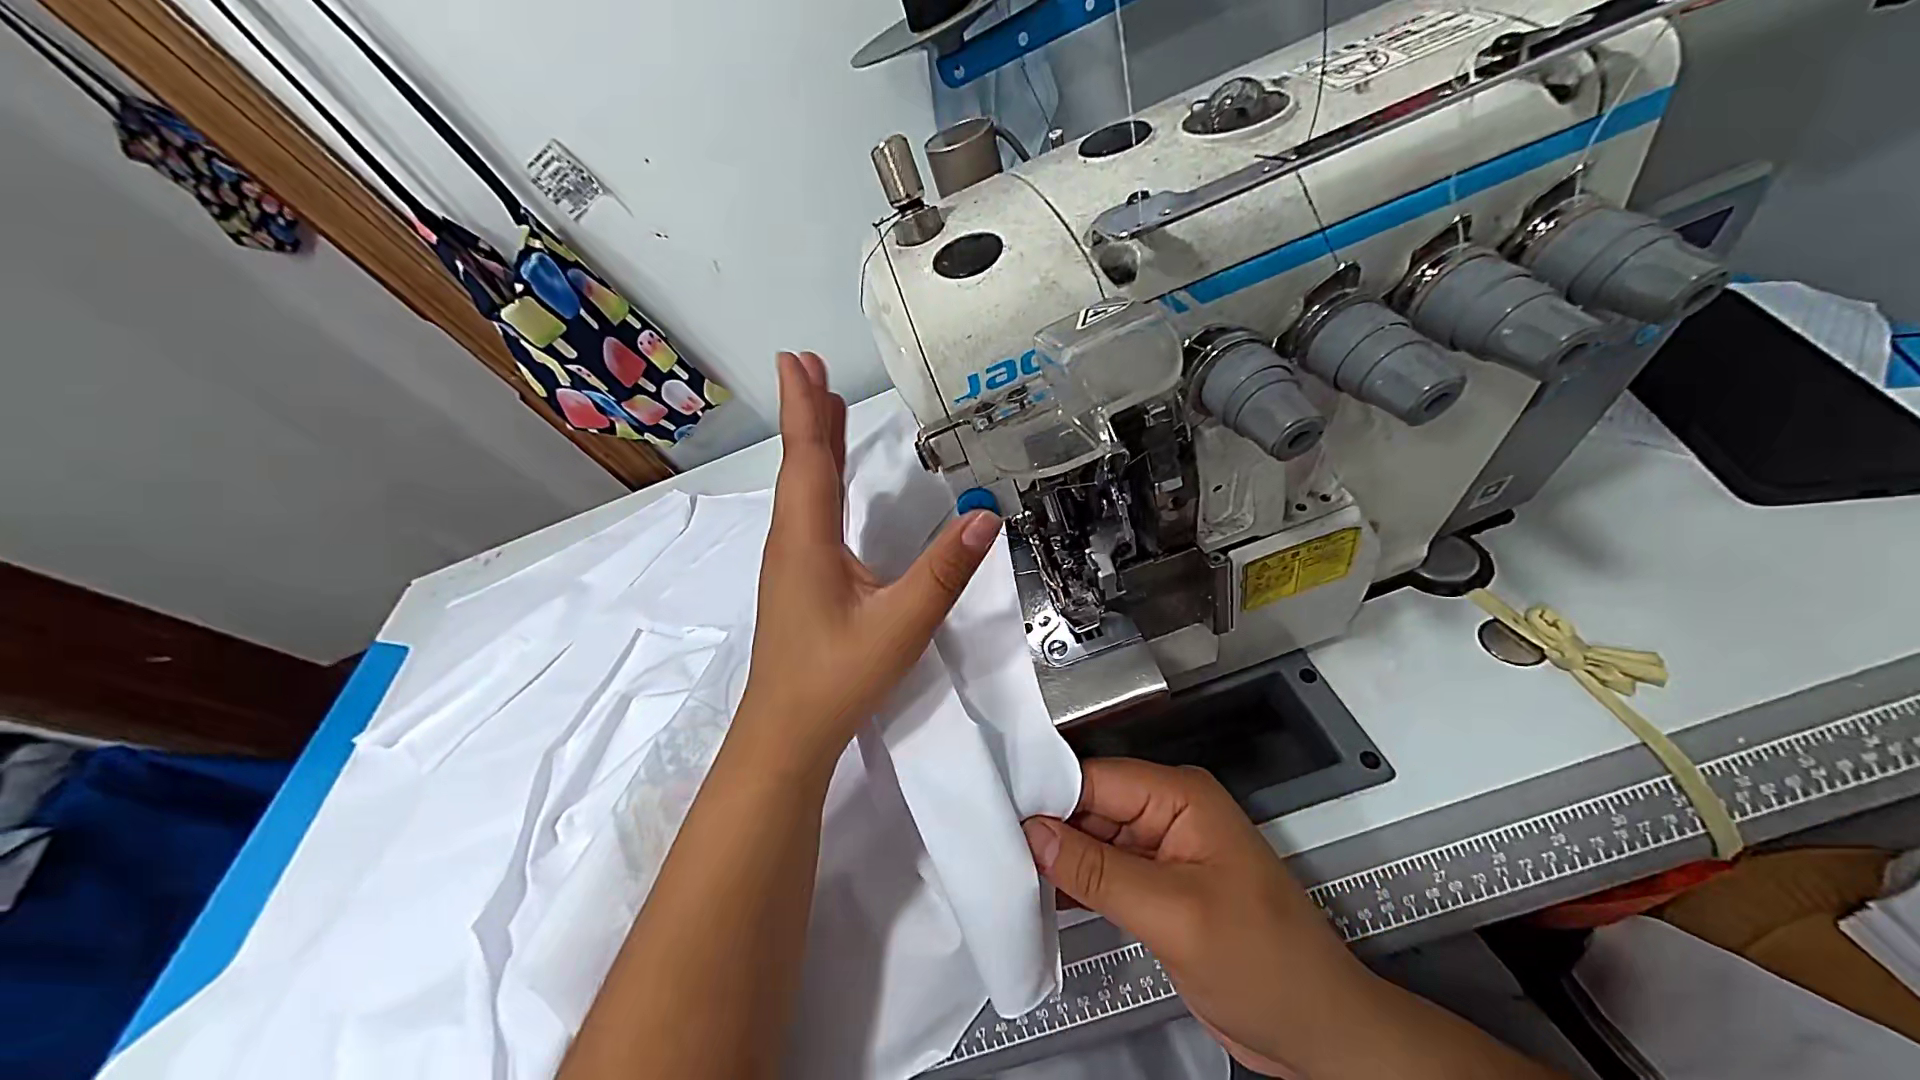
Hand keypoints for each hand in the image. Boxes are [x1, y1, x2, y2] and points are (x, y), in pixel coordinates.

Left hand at [735, 351, 1001, 768]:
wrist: (788, 731)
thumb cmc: (838, 675)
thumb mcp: (902, 623)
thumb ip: (944, 570)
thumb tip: (984, 515)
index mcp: (808, 538)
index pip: (808, 457)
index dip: (805, 406)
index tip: (797, 359)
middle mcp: (791, 539)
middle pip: (800, 463)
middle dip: (806, 411)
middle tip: (806, 364)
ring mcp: (790, 560)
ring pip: (800, 487)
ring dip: (810, 442)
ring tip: (821, 404)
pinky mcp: (797, 579)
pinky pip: (805, 510)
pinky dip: (815, 477)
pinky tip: (826, 482)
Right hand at [1021, 759, 1375, 1077]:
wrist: (1318, 1032)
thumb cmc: (1267, 965)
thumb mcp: (1175, 915)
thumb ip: (1099, 871)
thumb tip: (1034, 832)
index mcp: (1179, 797)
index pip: (1095, 780)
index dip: (1046, 797)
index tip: (998, 817)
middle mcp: (1166, 813)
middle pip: (1088, 807)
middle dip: (1046, 830)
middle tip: (995, 852)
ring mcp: (1160, 851)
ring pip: (1090, 841)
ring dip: (1056, 860)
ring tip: (1006, 873)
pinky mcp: (1155, 886)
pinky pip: (1102, 873)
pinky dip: (1074, 885)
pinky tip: (1040, 897)